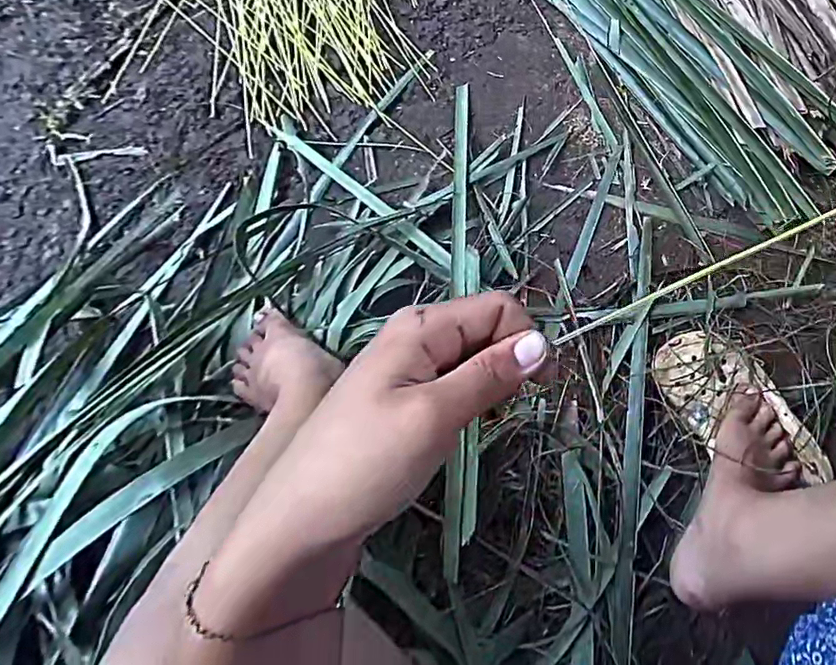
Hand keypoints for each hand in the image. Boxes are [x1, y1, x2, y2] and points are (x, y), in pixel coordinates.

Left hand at [228, 291, 550, 550]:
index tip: (543, 383)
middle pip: (487, 326)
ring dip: (494, 378)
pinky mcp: (403, 392)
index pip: (499, 307)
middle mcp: (416, 333)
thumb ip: (491, 373)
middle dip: (512, 358)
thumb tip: (542, 343)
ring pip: (474, 353)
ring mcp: (407, 363)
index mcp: (423, 325)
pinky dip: (474, 393)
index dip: (527, 338)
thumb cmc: (365, 464)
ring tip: (490, 417)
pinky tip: (467, 421)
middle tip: (516, 405)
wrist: (292, 529)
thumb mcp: (436, 415)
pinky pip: (455, 376)